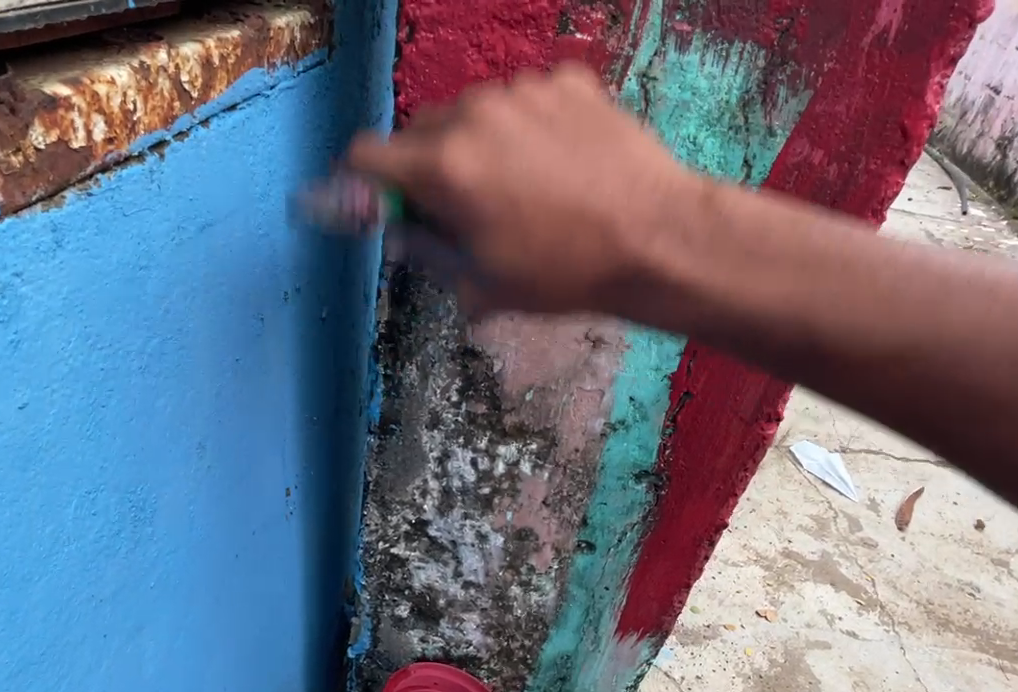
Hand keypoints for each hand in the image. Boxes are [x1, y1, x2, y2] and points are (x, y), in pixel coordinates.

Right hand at [344, 63, 700, 314]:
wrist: (656, 238)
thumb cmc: (562, 274)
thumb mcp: (480, 284)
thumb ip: (425, 252)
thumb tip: (399, 232)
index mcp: (443, 168)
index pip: (365, 156)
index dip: (362, 184)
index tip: (378, 203)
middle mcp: (474, 114)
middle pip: (418, 132)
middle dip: (424, 169)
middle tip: (456, 208)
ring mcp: (523, 90)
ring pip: (471, 114)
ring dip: (475, 146)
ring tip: (518, 188)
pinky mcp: (566, 81)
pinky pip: (522, 103)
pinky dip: (524, 130)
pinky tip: (557, 166)